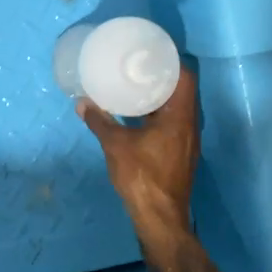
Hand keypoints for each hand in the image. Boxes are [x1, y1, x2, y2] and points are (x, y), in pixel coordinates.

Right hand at [78, 66, 199, 239]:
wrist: (160, 217)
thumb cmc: (142, 176)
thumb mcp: (115, 145)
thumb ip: (99, 121)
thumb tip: (82, 103)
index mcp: (180, 116)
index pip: (185, 78)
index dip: (171, 62)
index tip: (151, 54)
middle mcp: (190, 125)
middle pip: (182, 91)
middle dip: (163, 77)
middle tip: (139, 66)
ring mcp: (188, 141)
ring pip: (178, 109)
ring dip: (161, 97)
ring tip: (136, 86)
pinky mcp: (181, 153)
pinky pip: (174, 123)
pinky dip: (159, 114)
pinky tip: (139, 116)